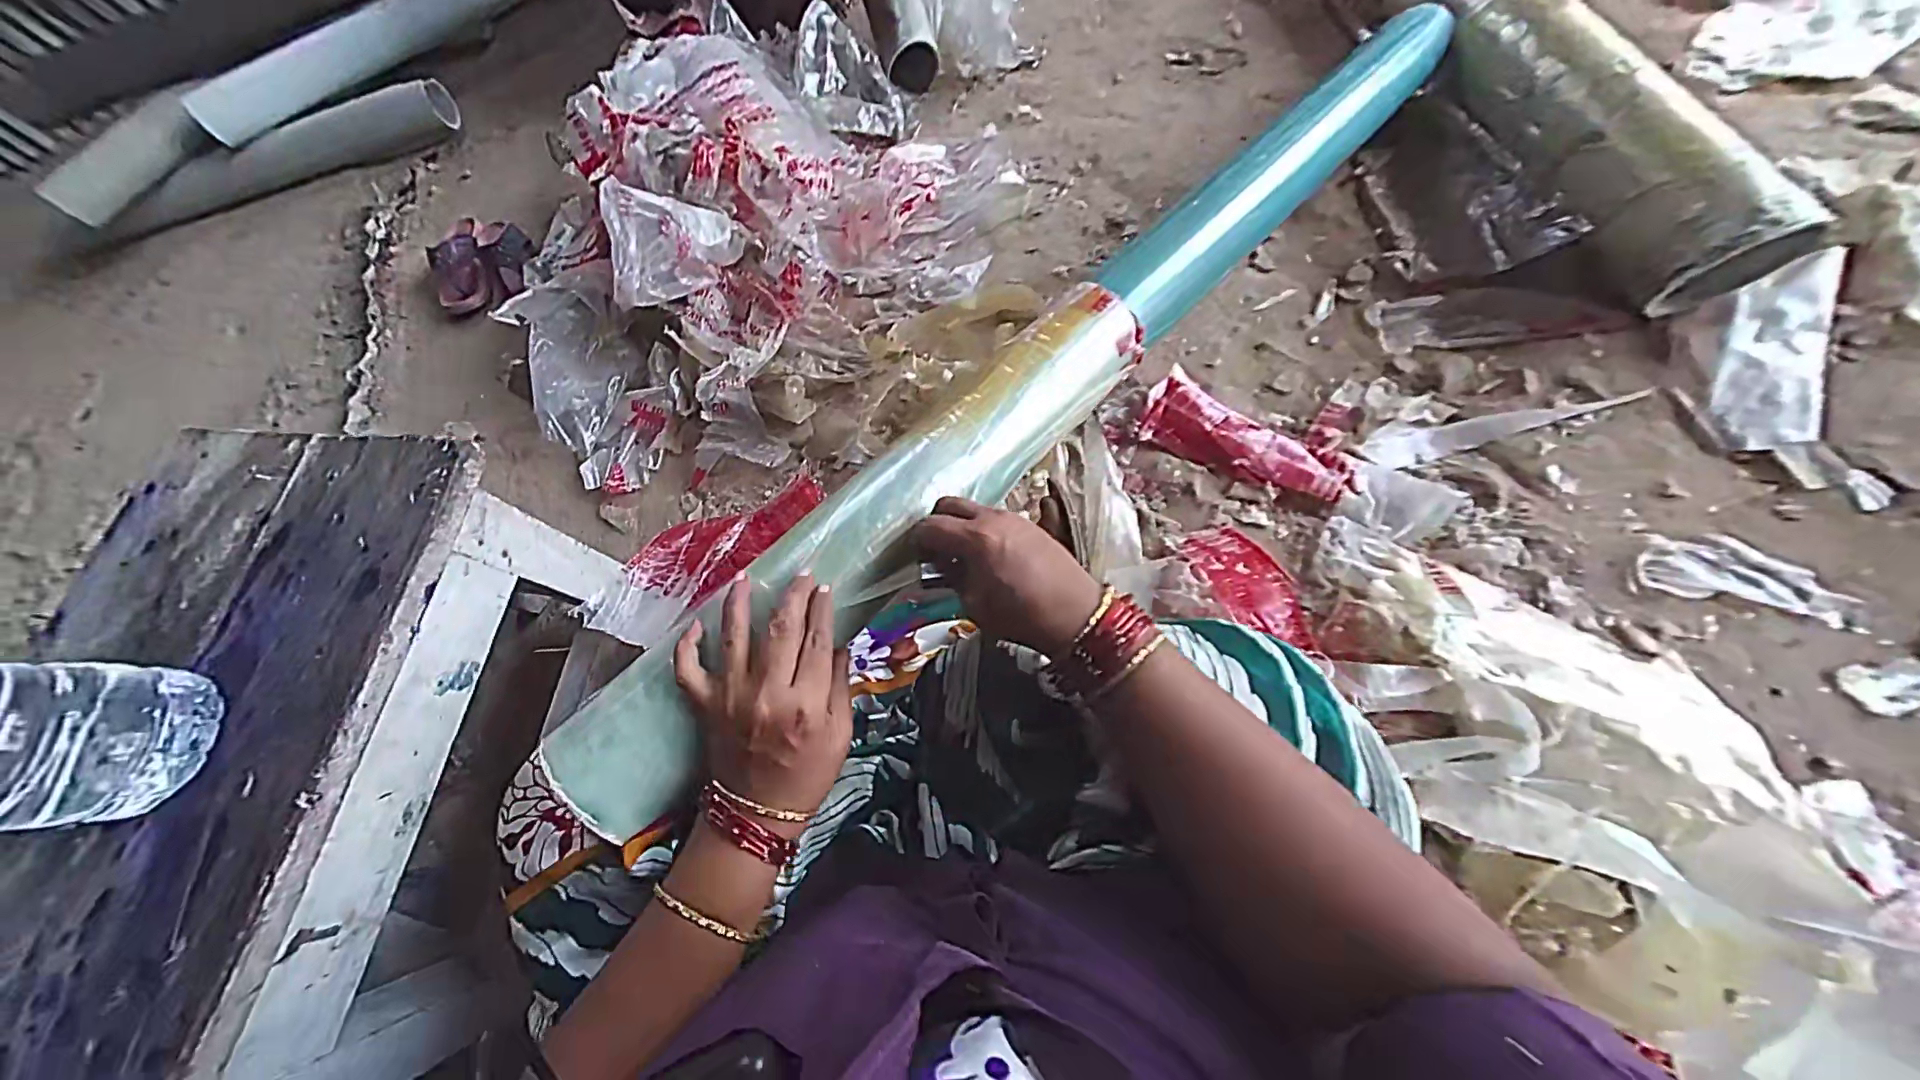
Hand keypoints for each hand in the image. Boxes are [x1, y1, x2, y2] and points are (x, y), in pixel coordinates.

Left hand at [674, 572, 852, 831]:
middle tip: (800, 576)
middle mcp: (768, 694)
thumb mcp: (841, 736)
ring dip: (739, 604)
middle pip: (782, 630)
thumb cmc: (808, 775)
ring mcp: (732, 698)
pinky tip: (697, 625)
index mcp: (806, 703)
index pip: (817, 641)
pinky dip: (688, 646)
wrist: (758, 814)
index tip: (824, 588)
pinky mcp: (706, 706)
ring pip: (735, 638)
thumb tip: (838, 645)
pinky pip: (690, 670)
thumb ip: (841, 688)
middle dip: (793, 596)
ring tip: (745, 578)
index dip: (822, 609)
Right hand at [910, 496, 1104, 656]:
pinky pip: (994, 517)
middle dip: (936, 523)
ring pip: (973, 509)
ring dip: (960, 525)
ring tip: (962, 555)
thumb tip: (939, 564)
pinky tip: (988, 555)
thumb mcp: (976, 604)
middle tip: (935, 550)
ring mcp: (1013, 517)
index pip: (930, 526)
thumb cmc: (1022, 616)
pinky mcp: (1029, 523)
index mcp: (975, 539)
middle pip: (948, 504)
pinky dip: (981, 529)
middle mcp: (992, 518)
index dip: (916, 540)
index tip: (915, 556)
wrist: (1076, 613)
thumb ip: (952, 578)